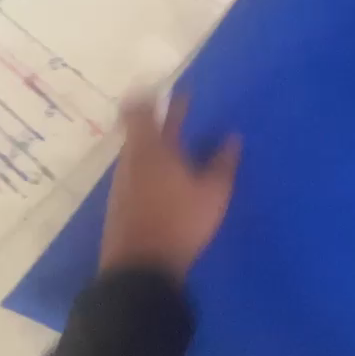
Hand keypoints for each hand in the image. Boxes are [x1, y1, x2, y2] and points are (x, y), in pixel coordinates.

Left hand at [100, 95, 241, 280]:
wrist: (140, 270)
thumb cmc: (180, 221)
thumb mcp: (214, 191)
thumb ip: (223, 162)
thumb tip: (232, 137)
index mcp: (152, 151)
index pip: (140, 113)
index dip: (148, 97)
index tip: (158, 86)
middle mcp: (132, 162)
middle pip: (141, 132)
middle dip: (161, 119)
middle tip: (183, 106)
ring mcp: (123, 185)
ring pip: (140, 154)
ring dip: (158, 144)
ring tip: (181, 142)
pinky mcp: (122, 205)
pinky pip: (139, 173)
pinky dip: (154, 165)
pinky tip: (170, 176)